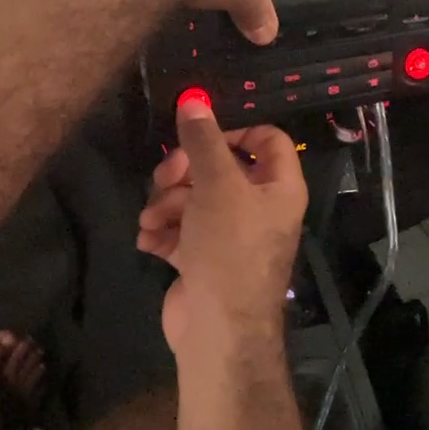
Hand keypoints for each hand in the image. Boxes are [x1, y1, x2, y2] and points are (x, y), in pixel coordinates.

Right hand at [137, 95, 307, 353]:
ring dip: (167, 202)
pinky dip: (163, 230)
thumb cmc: (229, 247)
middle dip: (185, 170)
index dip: (234, 131)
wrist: (218, 330)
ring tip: (151, 219)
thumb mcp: (216, 184)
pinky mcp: (204, 259)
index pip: (268, 139)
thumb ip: (202, 141)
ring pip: (194, 197)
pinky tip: (148, 240)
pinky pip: (181, 229)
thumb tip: (193, 99)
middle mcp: (260, 207)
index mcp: (280, 187)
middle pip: (220, 167)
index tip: (200, 136)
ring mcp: (230, 235)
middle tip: (165, 179)